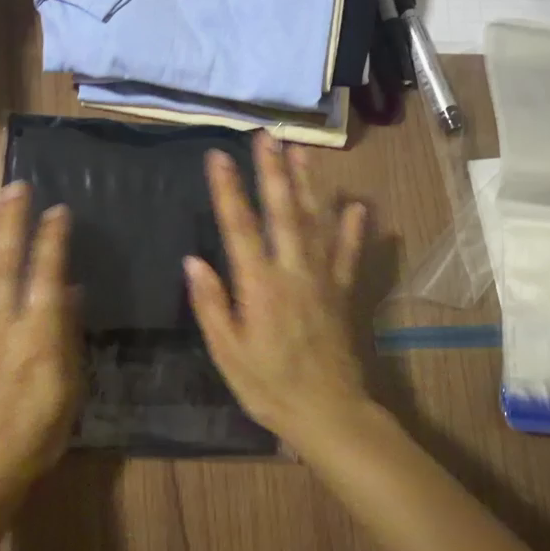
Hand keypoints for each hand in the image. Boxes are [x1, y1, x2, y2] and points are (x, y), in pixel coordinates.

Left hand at [0, 183, 81, 494]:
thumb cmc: (37, 433)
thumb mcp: (70, 388)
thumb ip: (66, 336)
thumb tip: (69, 289)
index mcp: (38, 335)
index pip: (47, 274)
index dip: (52, 240)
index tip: (58, 210)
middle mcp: (2, 325)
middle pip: (5, 263)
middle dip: (11, 221)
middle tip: (15, 187)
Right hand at [185, 133, 370, 446]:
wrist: (328, 413)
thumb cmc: (268, 386)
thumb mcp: (227, 353)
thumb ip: (211, 305)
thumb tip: (193, 260)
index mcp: (260, 286)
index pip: (240, 228)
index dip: (228, 190)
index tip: (218, 156)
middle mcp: (293, 272)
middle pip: (283, 213)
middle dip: (272, 172)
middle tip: (265, 137)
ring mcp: (323, 280)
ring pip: (316, 222)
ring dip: (308, 184)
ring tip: (301, 151)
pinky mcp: (343, 293)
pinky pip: (349, 254)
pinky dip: (353, 229)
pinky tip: (355, 206)